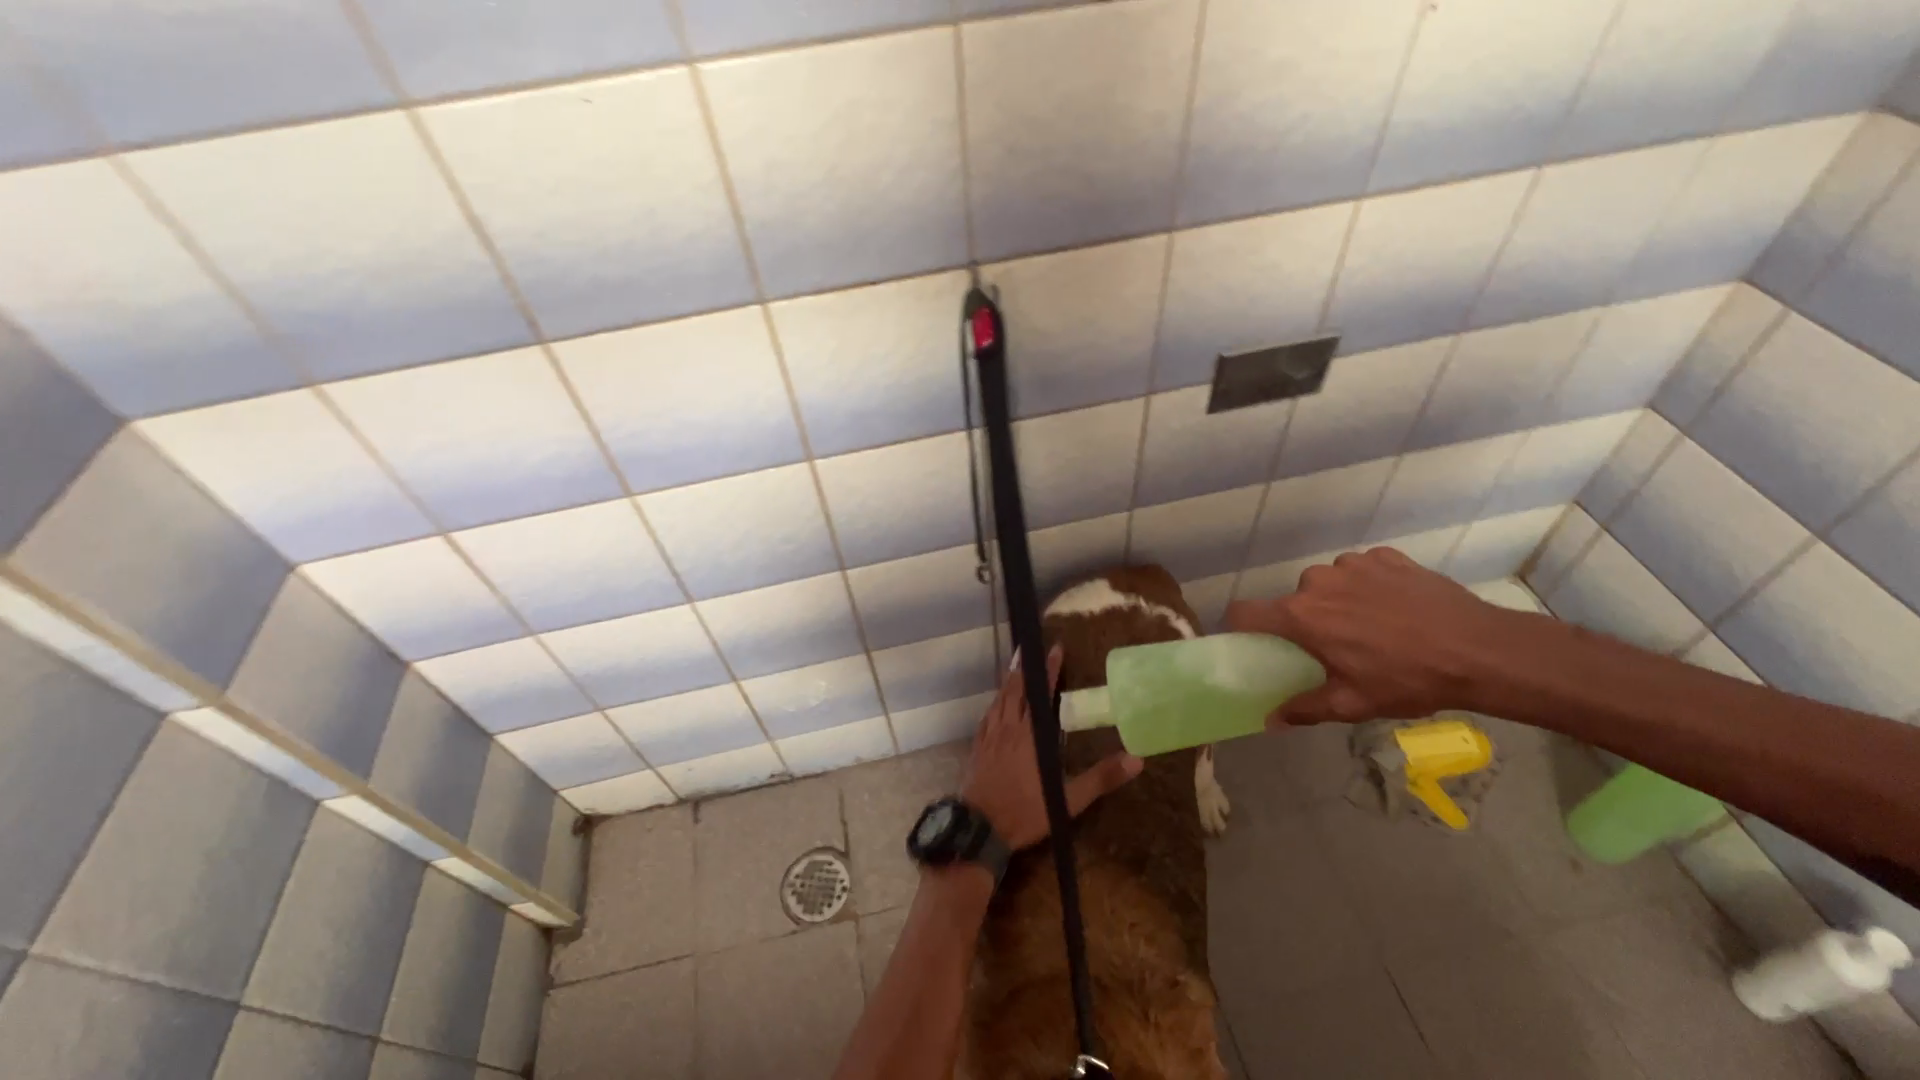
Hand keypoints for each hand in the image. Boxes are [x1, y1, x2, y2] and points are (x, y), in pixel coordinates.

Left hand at [960, 646, 1144, 849]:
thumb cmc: (1025, 813)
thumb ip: (1101, 778)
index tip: (1054, 648)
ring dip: (1007, 683)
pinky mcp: (977, 750)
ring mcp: (989, 738)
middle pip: (1014, 691)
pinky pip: (986, 718)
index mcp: (1030, 736)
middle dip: (1022, 668)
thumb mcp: (1068, 800)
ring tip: (1013, 669)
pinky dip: (993, 705)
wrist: (979, 829)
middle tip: (1027, 648)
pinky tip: (994, 707)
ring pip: (998, 702)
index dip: (1048, 670)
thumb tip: (1136, 759)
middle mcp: (1008, 730)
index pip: (1040, 694)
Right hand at [1225, 547, 1526, 726]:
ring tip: (1371, 627)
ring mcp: (1354, 564)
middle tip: (1332, 647)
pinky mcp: (1387, 557)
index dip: (1241, 628)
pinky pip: (1362, 570)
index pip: (1244, 612)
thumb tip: (1270, 720)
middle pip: (1294, 600)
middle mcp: (1319, 582)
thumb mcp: (1353, 703)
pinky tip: (1395, 609)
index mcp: (1302, 616)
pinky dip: (1369, 587)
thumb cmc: (1408, 680)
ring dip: (1338, 602)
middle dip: (1306, 621)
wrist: (1479, 650)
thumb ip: (1304, 708)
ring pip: (1329, 583)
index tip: (1253, 644)